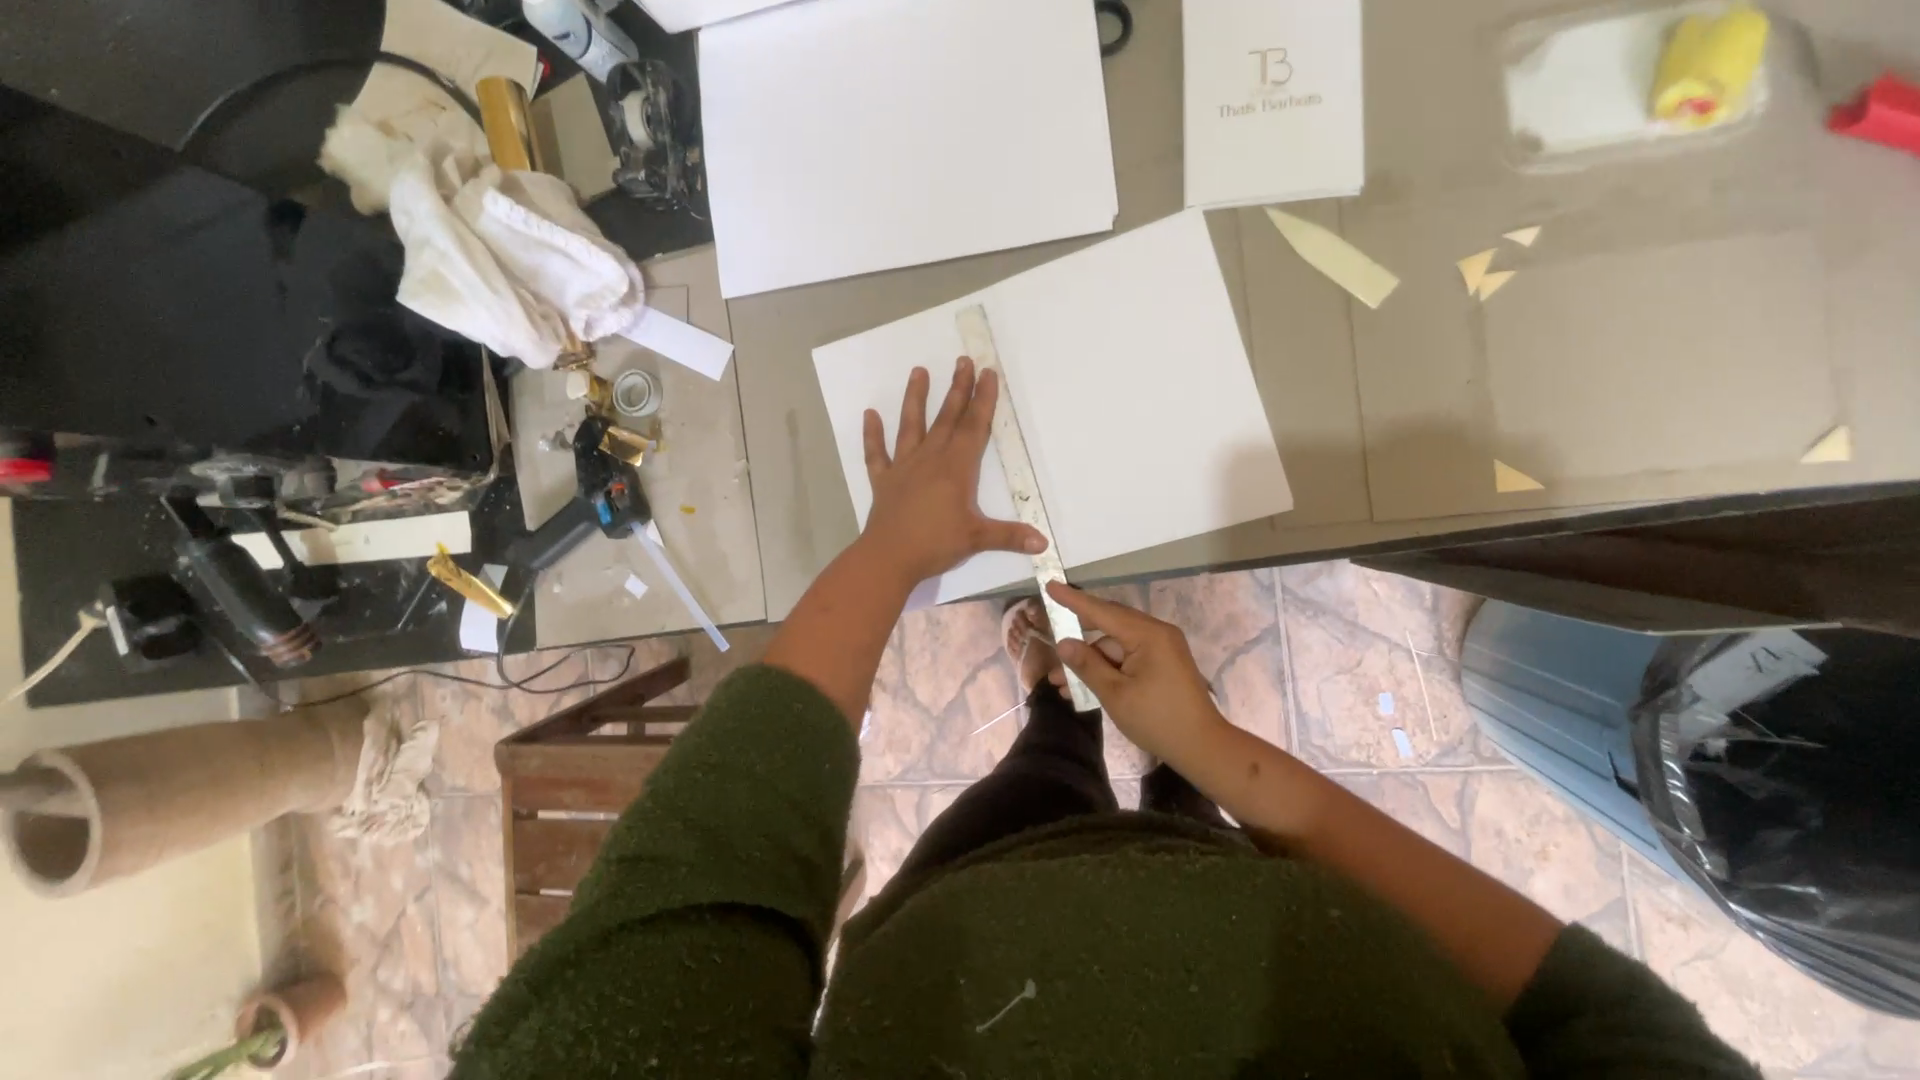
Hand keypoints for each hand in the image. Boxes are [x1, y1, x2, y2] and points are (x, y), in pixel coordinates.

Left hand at [860, 358, 1046, 585]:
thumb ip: (1010, 536)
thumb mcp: (977, 539)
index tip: (987, 372)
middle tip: (963, 360)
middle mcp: (930, 460)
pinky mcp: (884, 482)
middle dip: (957, 389)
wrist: (887, 558)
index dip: (982, 400)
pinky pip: (876, 454)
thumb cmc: (934, 545)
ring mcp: (903, 468)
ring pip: (910, 426)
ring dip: (915, 398)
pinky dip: (872, 435)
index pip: (973, 427)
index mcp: (956, 469)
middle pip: (946, 418)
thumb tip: (1044, 543)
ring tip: (918, 371)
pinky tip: (869, 414)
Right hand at [1046, 581, 1229, 761]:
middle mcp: (1156, 634)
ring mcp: (1161, 649)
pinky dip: (1107, 669)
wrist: (1202, 747)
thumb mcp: (1115, 694)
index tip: (1050, 585)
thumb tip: (1063, 643)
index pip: (1102, 611)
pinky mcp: (1162, 664)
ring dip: (1090, 661)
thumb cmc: (1157, 720)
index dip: (1073, 600)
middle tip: (1049, 638)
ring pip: (1116, 646)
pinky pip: (1127, 657)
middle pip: (1109, 625)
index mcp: (1148, 635)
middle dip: (1078, 637)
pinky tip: (1084, 688)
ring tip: (1060, 684)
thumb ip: (1087, 665)